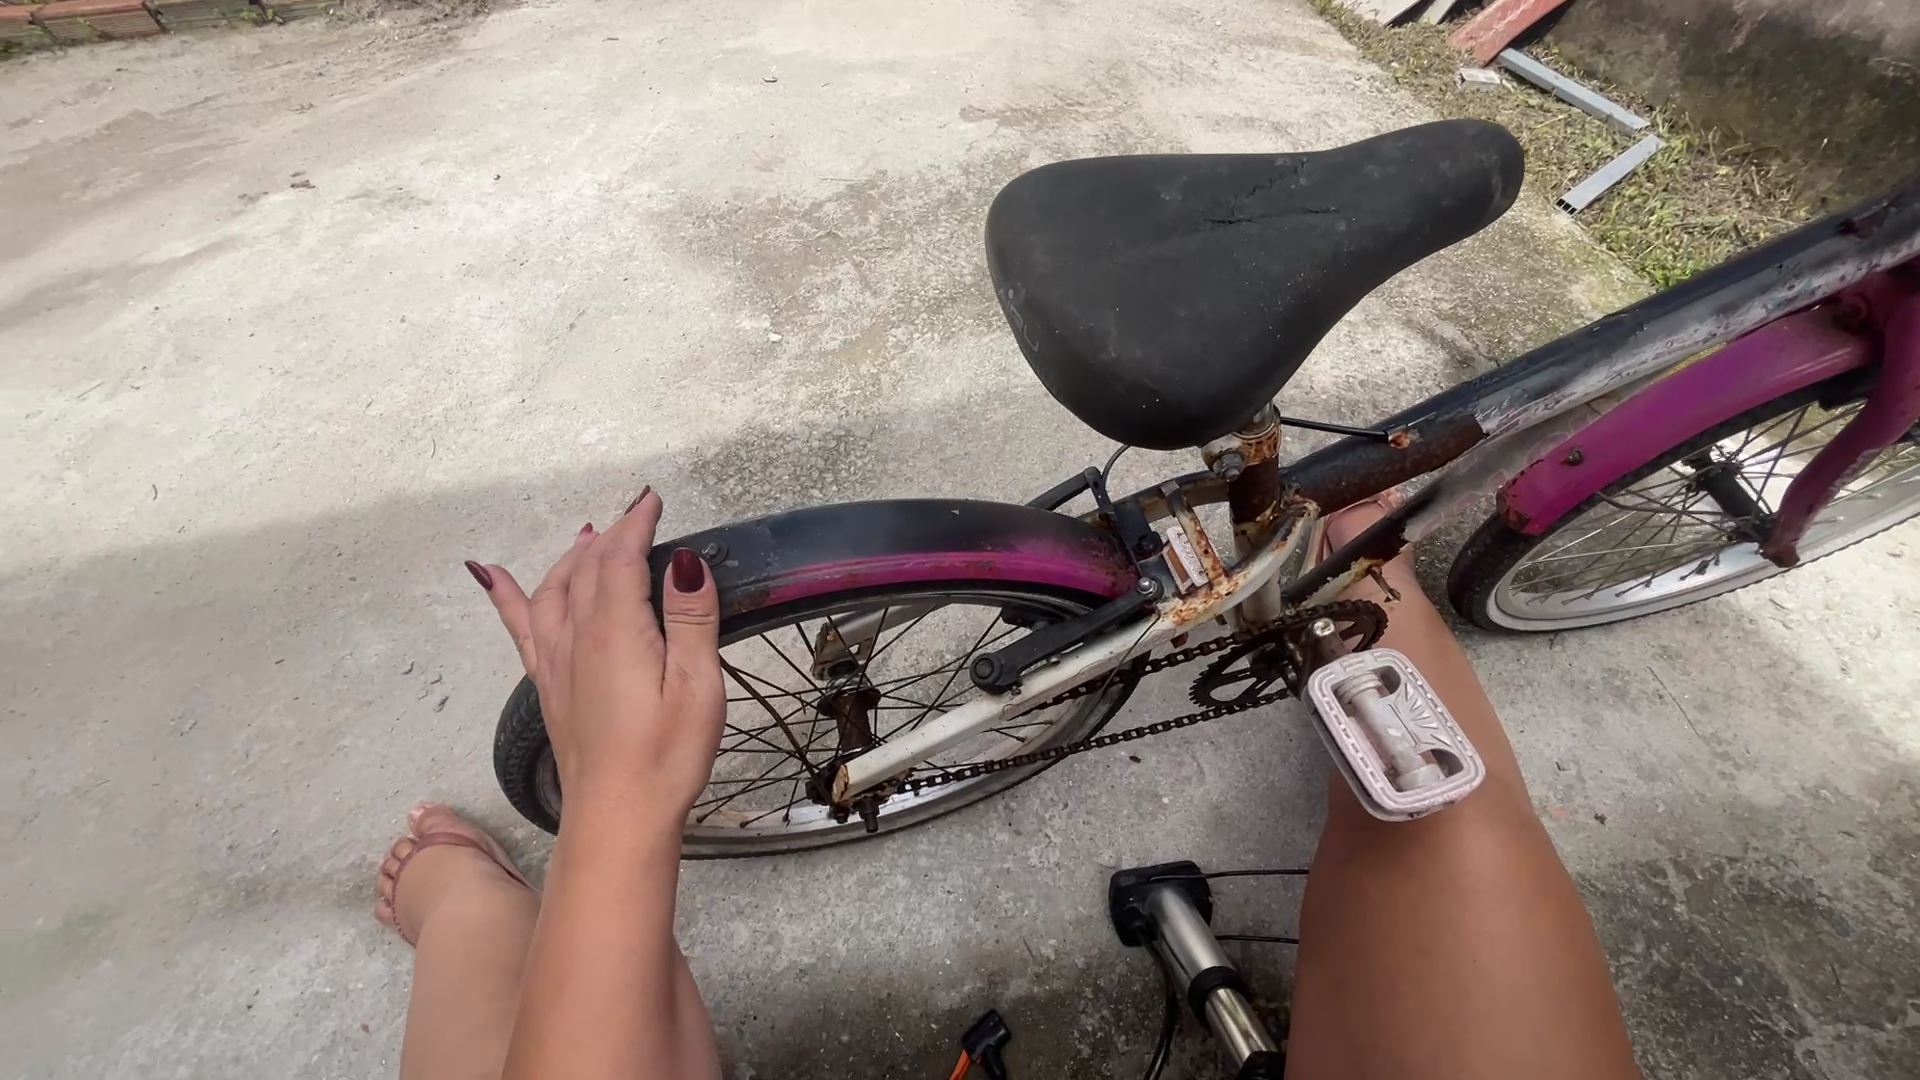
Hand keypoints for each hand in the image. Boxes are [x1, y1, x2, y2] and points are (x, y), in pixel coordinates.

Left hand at [466, 490, 724, 829]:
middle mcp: (576, 638)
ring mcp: (555, 663)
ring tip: (590, 536)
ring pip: (552, 590)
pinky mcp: (547, 686)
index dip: (636, 523)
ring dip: (571, 556)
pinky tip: (493, 576)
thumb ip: (690, 618)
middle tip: (639, 517)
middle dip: (611, 535)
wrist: (618, 818)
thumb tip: (685, 560)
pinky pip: (522, 627)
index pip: (619, 558)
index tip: (653, 499)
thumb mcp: (697, 683)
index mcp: (615, 631)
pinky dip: (507, 595)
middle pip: (584, 568)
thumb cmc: (667, 752)